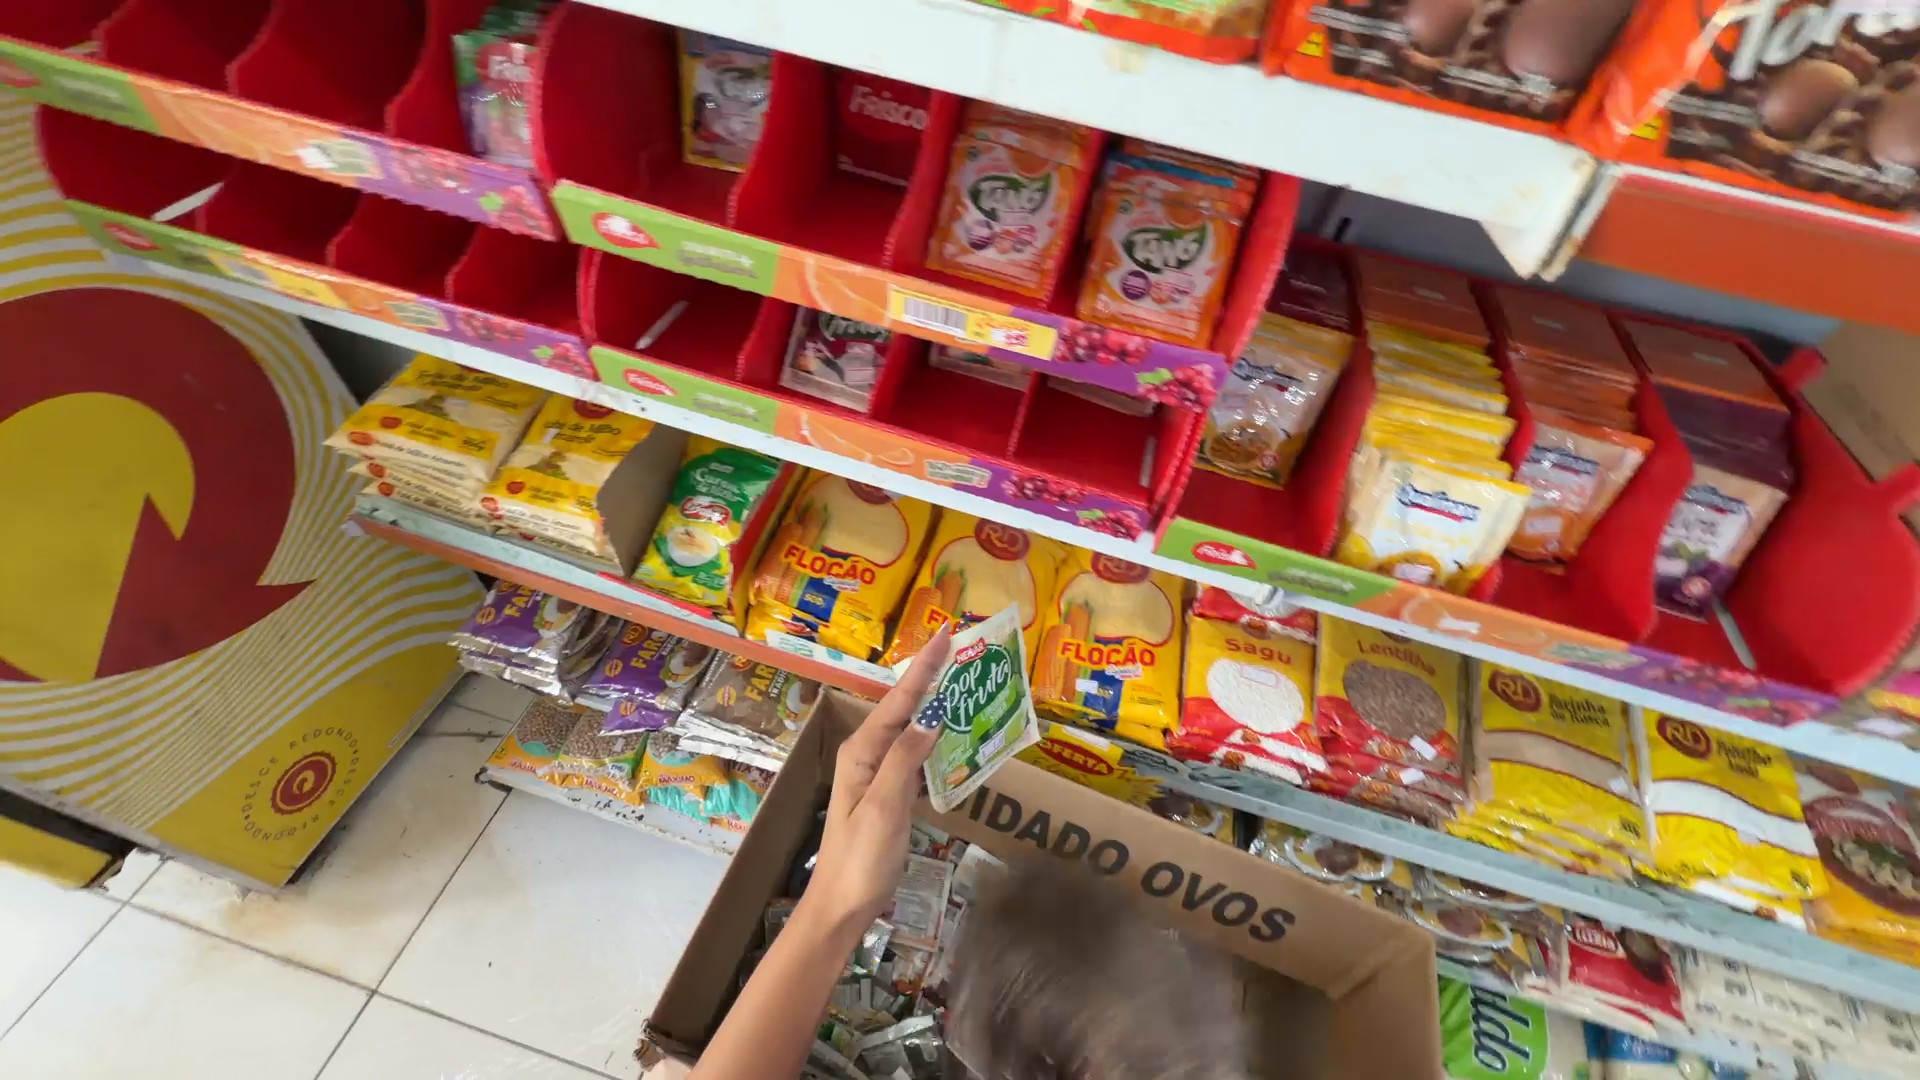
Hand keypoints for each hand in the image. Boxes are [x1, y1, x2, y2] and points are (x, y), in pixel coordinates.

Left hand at [805, 627, 951, 932]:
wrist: (841, 906)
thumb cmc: (860, 858)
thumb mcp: (884, 807)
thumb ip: (906, 758)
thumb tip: (933, 716)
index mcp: (863, 750)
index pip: (900, 699)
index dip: (924, 665)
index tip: (945, 633)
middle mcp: (868, 753)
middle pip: (905, 706)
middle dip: (931, 676)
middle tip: (961, 650)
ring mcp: (878, 772)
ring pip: (912, 727)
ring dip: (936, 704)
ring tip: (963, 683)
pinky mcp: (889, 790)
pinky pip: (916, 752)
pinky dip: (936, 738)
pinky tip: (953, 734)